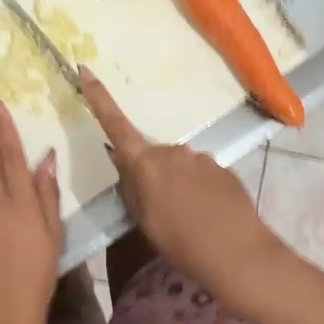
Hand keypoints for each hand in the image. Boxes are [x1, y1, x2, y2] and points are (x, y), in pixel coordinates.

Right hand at [80, 68, 286, 300]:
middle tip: (158, 212)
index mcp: (146, 163)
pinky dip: (199, 192)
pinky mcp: (224, 169)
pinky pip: (202, 176)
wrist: (238, 254)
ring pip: (179, 168)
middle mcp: (173, 152)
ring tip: (187, 221)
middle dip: (152, 176)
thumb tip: (126, 166)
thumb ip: (133, 189)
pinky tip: (207, 217)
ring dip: (177, 186)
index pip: (115, 125)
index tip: (85, 69)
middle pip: (152, 157)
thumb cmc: (181, 243)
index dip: (98, 98)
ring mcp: (201, 158)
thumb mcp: (145, 222)